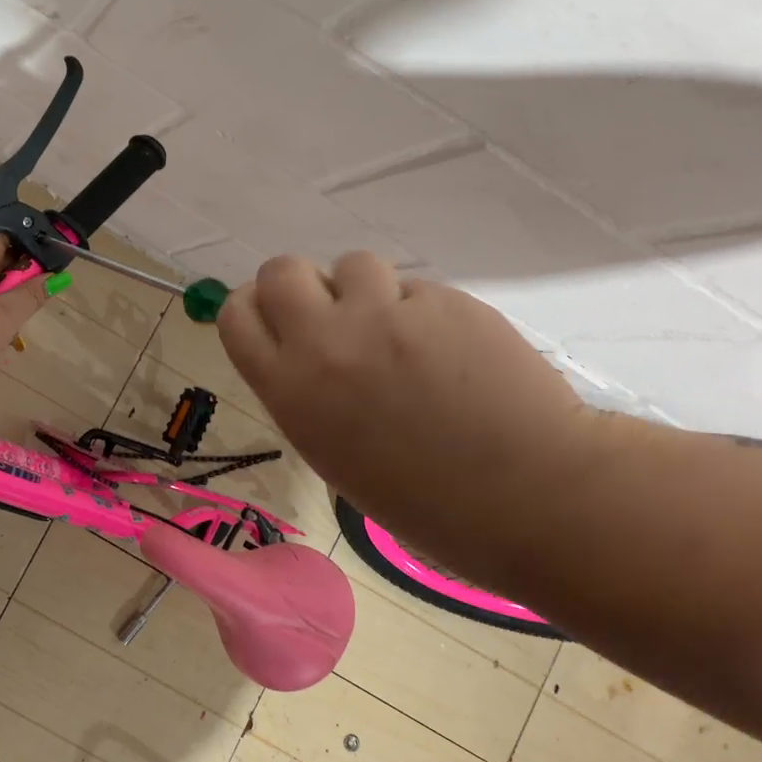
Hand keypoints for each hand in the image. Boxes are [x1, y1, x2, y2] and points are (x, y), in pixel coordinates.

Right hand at [218, 252, 598, 506]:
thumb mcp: (327, 448)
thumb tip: (309, 351)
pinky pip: (415, 288)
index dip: (253, 307)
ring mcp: (385, 316)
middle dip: (301, 284)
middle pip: (280, 270)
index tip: (275, 318)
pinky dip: (423, 310)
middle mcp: (323, 341)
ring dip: (366, 289)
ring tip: (399, 328)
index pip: (236, 314)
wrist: (525, 494)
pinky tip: (450, 349)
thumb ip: (302, 389)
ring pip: (352, 263)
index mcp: (287, 387)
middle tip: (332, 313)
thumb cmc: (418, 497)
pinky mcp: (443, 302)